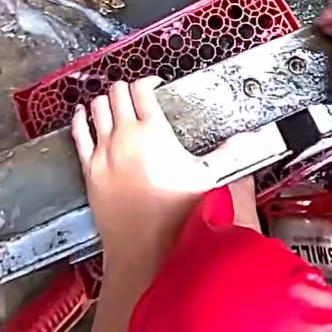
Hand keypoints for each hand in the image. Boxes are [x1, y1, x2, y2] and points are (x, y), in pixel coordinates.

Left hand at [71, 78, 212, 279]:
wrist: (143, 249)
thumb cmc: (175, 216)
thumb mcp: (207, 178)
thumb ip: (230, 153)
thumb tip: (252, 139)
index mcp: (152, 131)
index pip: (142, 88)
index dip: (149, 82)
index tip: (155, 86)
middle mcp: (125, 135)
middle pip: (118, 92)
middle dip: (127, 88)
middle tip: (136, 94)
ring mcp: (104, 150)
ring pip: (98, 106)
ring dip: (106, 99)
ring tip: (114, 100)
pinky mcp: (89, 167)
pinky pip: (79, 132)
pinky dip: (80, 117)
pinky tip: (83, 113)